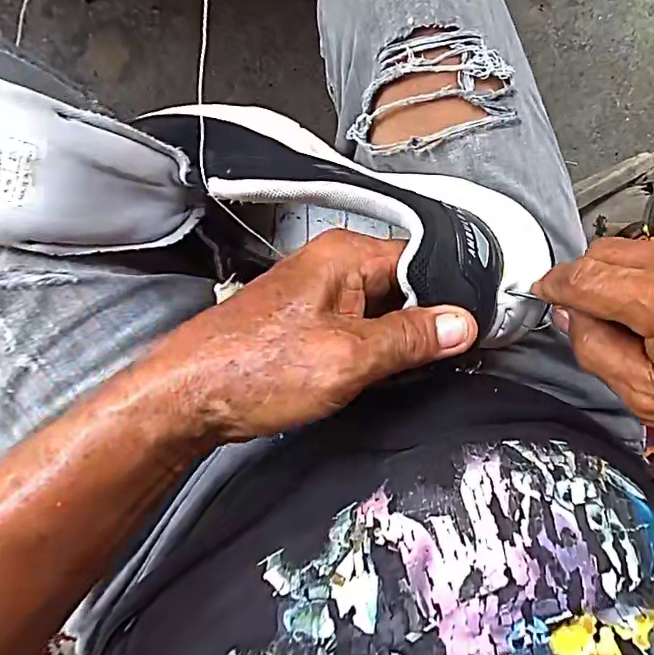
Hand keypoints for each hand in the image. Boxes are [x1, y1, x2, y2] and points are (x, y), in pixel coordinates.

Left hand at [134, 229, 476, 444]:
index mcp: (346, 255)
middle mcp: (334, 264)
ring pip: (384, 307)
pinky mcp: (310, 318)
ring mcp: (320, 291)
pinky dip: (374, 346)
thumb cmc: (251, 370)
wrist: (185, 400)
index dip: (451, 293)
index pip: (423, 259)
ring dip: (398, 336)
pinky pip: (361, 324)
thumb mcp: (349, 358)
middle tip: (437, 355)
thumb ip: (412, 339)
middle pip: (406, 283)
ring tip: (398, 367)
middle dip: (424, 319)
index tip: (468, 326)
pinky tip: (373, 371)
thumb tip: (461, 324)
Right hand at [533, 234, 653, 472]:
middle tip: (590, 321)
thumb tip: (571, 316)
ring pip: (630, 248)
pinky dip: (646, 274)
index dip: (555, 286)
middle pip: (603, 253)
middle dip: (585, 283)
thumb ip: (596, 350)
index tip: (544, 292)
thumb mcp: (652, 398)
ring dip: (617, 278)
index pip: (585, 277)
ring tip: (638, 324)